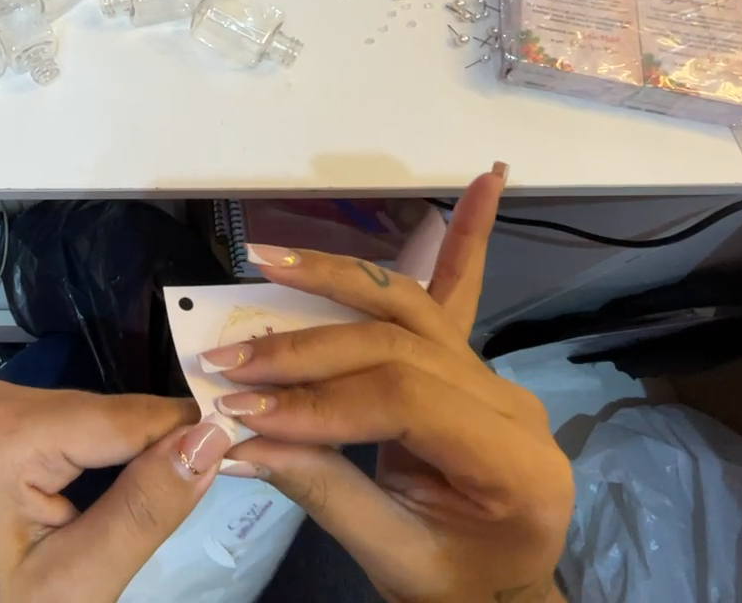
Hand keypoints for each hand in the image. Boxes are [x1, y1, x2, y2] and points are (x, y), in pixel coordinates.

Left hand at [0, 382, 228, 602]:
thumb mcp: (81, 577)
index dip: (189, 435)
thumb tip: (212, 437)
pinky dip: (105, 456)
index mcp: (12, 428)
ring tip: (159, 501)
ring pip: (101, 417)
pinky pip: (77, 425)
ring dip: (134, 456)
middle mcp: (4, 396)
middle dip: (157, 452)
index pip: (128, 416)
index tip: (243, 454)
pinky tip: (120, 491)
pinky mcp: (5, 419)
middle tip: (198, 497)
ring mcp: (0, 404)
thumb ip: (147, 505)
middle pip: (113, 413)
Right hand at [206, 165, 573, 602]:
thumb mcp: (390, 555)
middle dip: (303, 346)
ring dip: (334, 274)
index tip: (241, 406)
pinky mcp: (461, 357)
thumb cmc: (452, 585)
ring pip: (404, 302)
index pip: (400, 398)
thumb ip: (319, 489)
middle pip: (394, 341)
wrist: (496, 592)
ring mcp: (486, 370)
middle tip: (229, 356)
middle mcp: (507, 400)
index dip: (315, 397)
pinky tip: (489, 179)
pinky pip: (458, 287)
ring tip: (268, 258)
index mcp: (511, 460)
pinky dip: (467, 234)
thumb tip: (233, 436)